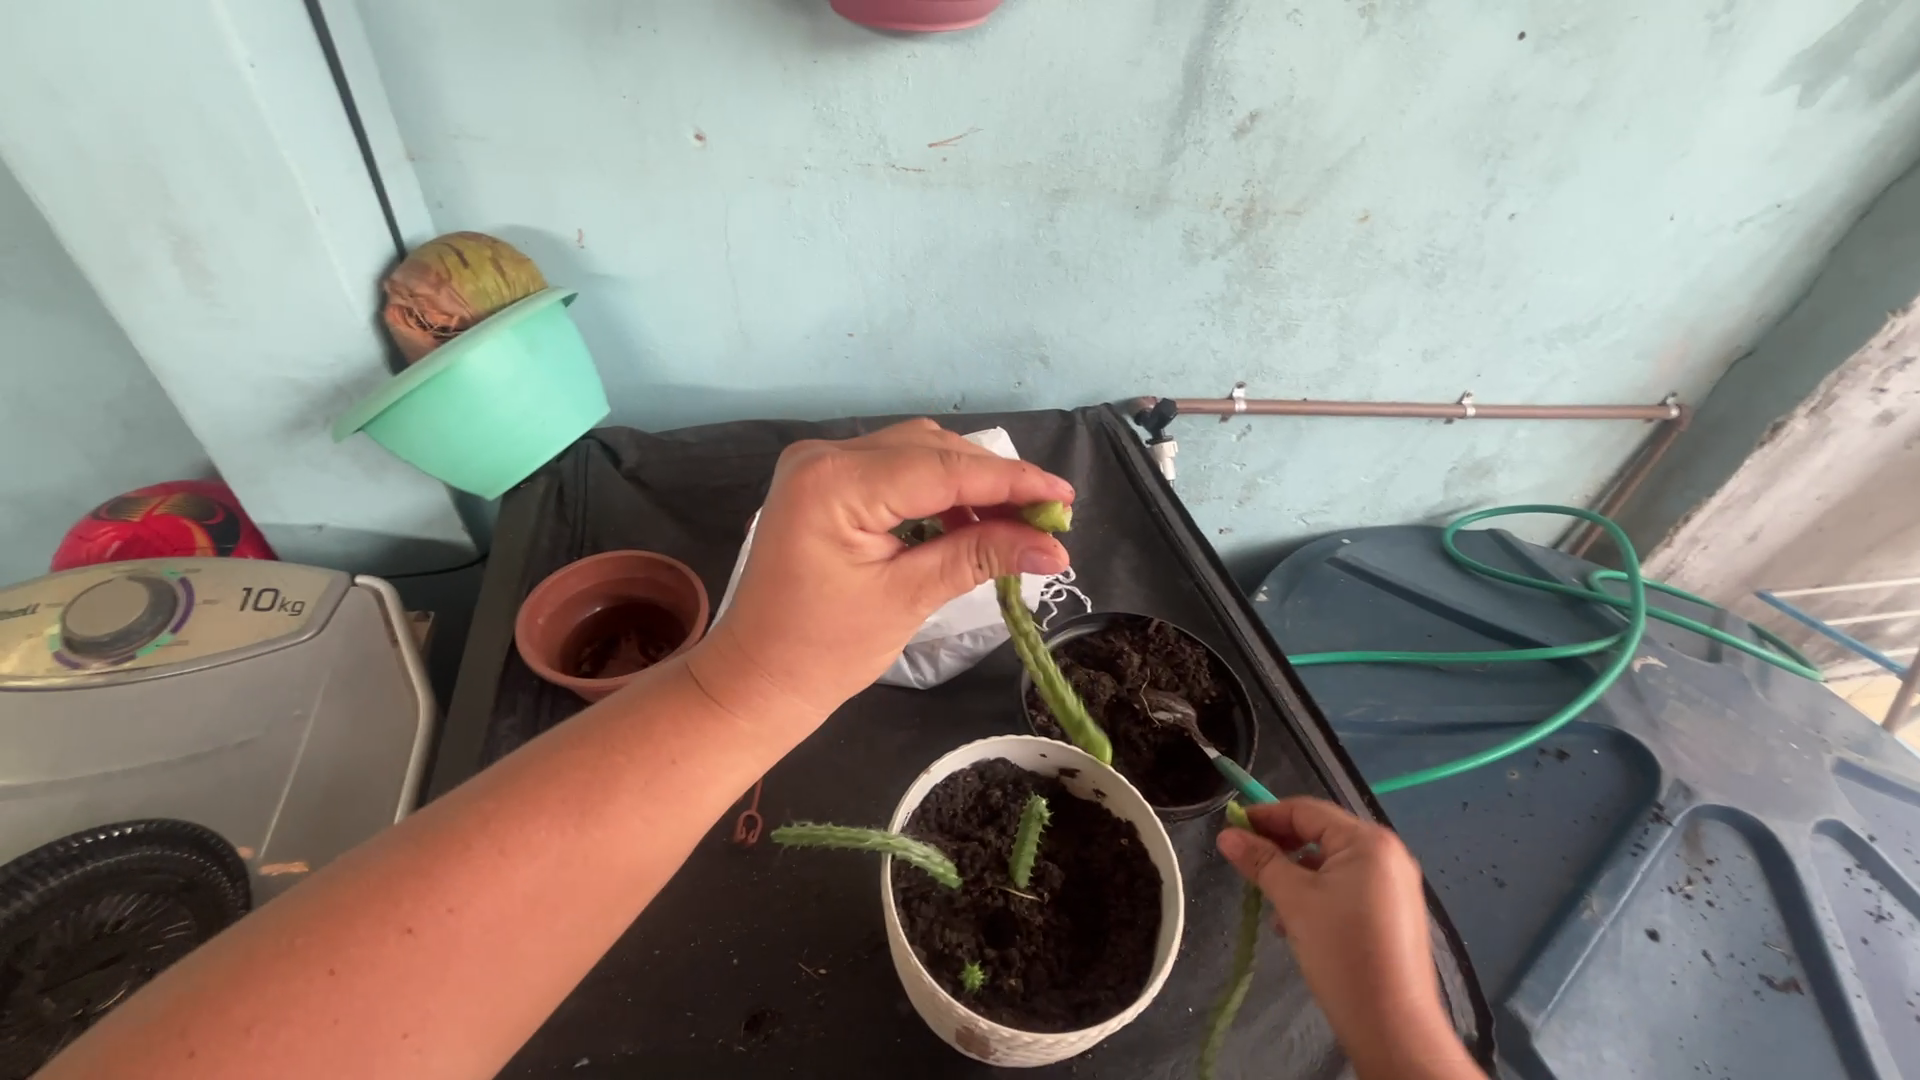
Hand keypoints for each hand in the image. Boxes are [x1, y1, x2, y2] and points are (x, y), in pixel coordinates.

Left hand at [686, 418, 1072, 724]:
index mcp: (835, 483)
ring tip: (1012, 526)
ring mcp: (820, 463)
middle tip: (1046, 520)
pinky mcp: (824, 480)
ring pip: (917, 454)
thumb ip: (980, 556)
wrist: (756, 677)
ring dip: (968, 485)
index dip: (1012, 481)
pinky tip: (966, 522)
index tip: (1066, 498)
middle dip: (993, 482)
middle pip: (932, 451)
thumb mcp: (908, 598)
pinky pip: (895, 470)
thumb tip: (1054, 547)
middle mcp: (824, 455)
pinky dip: (937, 492)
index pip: (943, 469)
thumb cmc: (823, 652)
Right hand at [1217, 798, 1483, 1079]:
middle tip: (1246, 861)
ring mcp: (1394, 886)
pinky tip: (1296, 923)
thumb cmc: (1342, 951)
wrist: (1393, 1028)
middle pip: (1319, 834)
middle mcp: (1387, 855)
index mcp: (1368, 842)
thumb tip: (1226, 835)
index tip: (1231, 828)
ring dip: (1295, 874)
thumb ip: (1259, 860)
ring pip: (1330, 863)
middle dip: (1280, 847)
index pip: (1305, 810)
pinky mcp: (1393, 914)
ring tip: (1270, 901)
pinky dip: (1317, 894)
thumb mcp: (1292, 900)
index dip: (1265, 816)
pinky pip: (1346, 887)